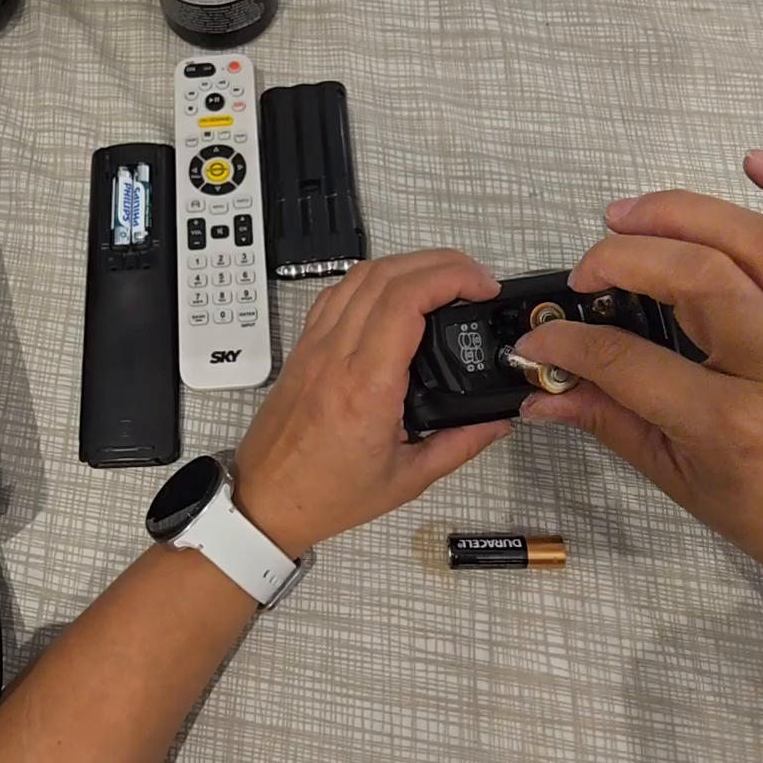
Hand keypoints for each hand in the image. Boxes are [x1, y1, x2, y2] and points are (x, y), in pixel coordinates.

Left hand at [235, 250, 514, 555]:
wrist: (266, 500)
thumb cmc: (325, 493)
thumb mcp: (407, 479)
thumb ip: (460, 444)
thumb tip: (496, 420)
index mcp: (366, 386)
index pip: (405, 300)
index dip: (451, 277)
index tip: (482, 286)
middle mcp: (336, 355)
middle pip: (386, 274)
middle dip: (440, 262)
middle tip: (474, 279)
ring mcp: (314, 346)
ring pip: (359, 276)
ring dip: (406, 265)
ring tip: (442, 281)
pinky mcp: (303, 348)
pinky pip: (336, 294)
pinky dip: (371, 280)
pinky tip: (394, 295)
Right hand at [516, 152, 762, 618]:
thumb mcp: (681, 483)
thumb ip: (608, 425)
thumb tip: (537, 396)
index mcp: (733, 426)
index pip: (627, 363)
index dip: (565, 346)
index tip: (534, 341)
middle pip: (699, 280)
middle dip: (622, 258)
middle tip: (584, 269)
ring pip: (762, 245)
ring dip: (686, 213)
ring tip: (629, 213)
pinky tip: (758, 163)